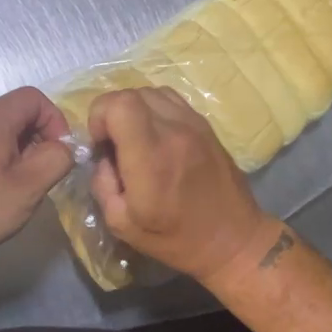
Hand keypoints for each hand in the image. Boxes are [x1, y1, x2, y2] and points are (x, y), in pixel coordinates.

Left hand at [0, 86, 74, 260]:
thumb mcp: (29, 187)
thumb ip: (57, 159)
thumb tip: (64, 148)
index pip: (34, 98)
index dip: (56, 121)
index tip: (59, 154)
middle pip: (17, 111)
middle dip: (39, 137)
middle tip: (43, 173)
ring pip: (1, 128)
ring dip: (20, 149)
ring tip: (21, 184)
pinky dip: (0, 156)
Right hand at [88, 88, 276, 283]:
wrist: (233, 239)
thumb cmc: (176, 239)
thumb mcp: (122, 224)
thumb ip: (102, 184)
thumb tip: (104, 157)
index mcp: (150, 158)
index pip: (117, 104)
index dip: (99, 117)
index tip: (101, 145)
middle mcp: (173, 132)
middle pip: (130, 94)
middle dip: (112, 114)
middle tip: (114, 145)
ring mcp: (193, 124)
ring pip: (150, 92)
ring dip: (133, 110)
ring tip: (135, 139)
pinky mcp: (206, 125)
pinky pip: (171, 100)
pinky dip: (154, 110)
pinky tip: (155, 136)